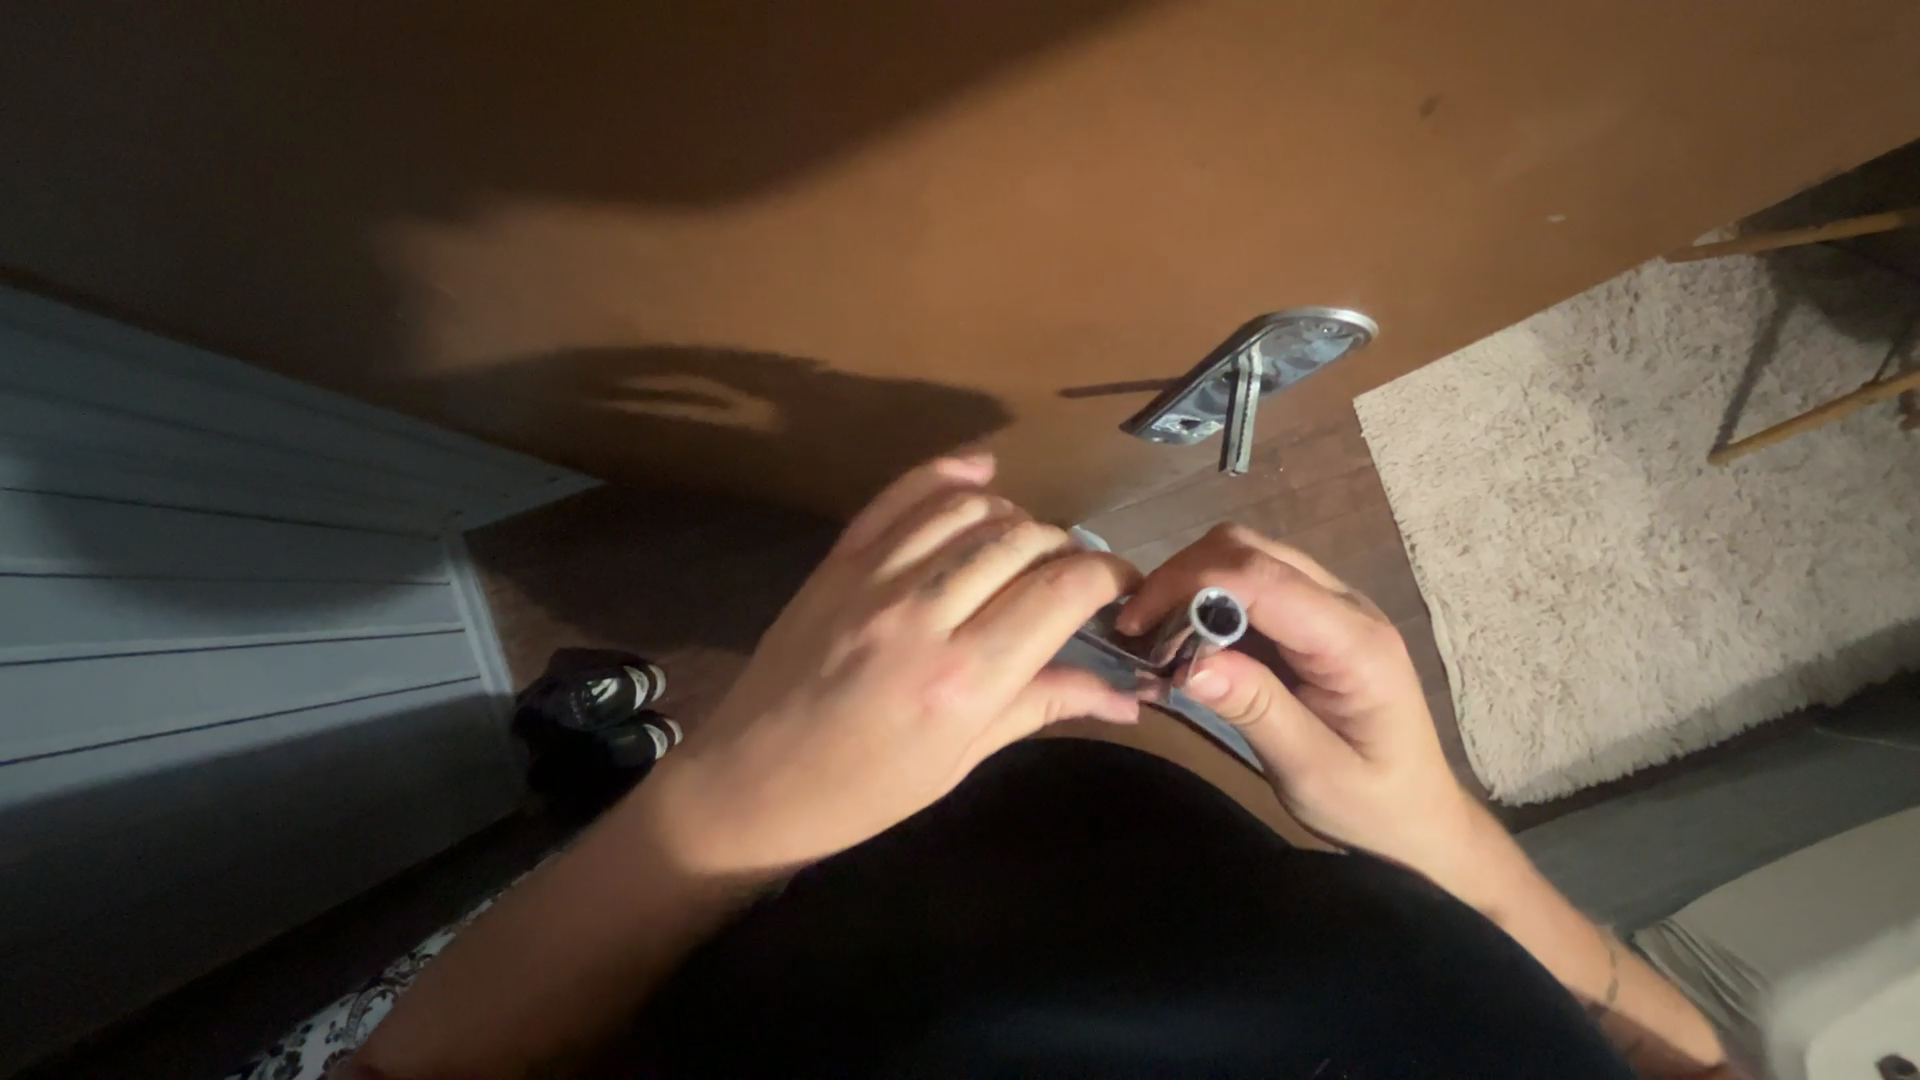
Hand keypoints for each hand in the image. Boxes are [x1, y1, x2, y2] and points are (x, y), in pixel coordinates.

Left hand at [643, 452, 1140, 875]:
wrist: (750, 784)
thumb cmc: (863, 793)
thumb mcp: (961, 761)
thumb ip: (1044, 706)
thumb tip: (1130, 695)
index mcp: (963, 677)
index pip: (1063, 589)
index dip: (1108, 576)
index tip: (1119, 588)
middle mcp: (924, 611)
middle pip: (1024, 539)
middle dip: (1067, 548)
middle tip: (1073, 576)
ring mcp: (874, 576)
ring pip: (971, 509)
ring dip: (1016, 516)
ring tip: (1027, 546)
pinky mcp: (839, 559)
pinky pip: (903, 495)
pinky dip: (948, 473)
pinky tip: (983, 473)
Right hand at [1118, 524, 1497, 900]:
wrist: (1418, 817)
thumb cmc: (1372, 805)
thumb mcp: (1311, 772)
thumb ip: (1256, 711)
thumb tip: (1188, 664)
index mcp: (1355, 644)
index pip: (1263, 580)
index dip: (1189, 585)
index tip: (1136, 624)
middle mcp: (1344, 607)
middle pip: (1250, 550)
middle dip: (1182, 576)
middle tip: (1138, 628)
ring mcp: (1329, 605)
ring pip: (1245, 554)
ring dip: (1189, 581)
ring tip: (1155, 632)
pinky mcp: (1309, 616)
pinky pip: (1248, 581)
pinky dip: (1203, 596)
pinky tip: (1182, 635)